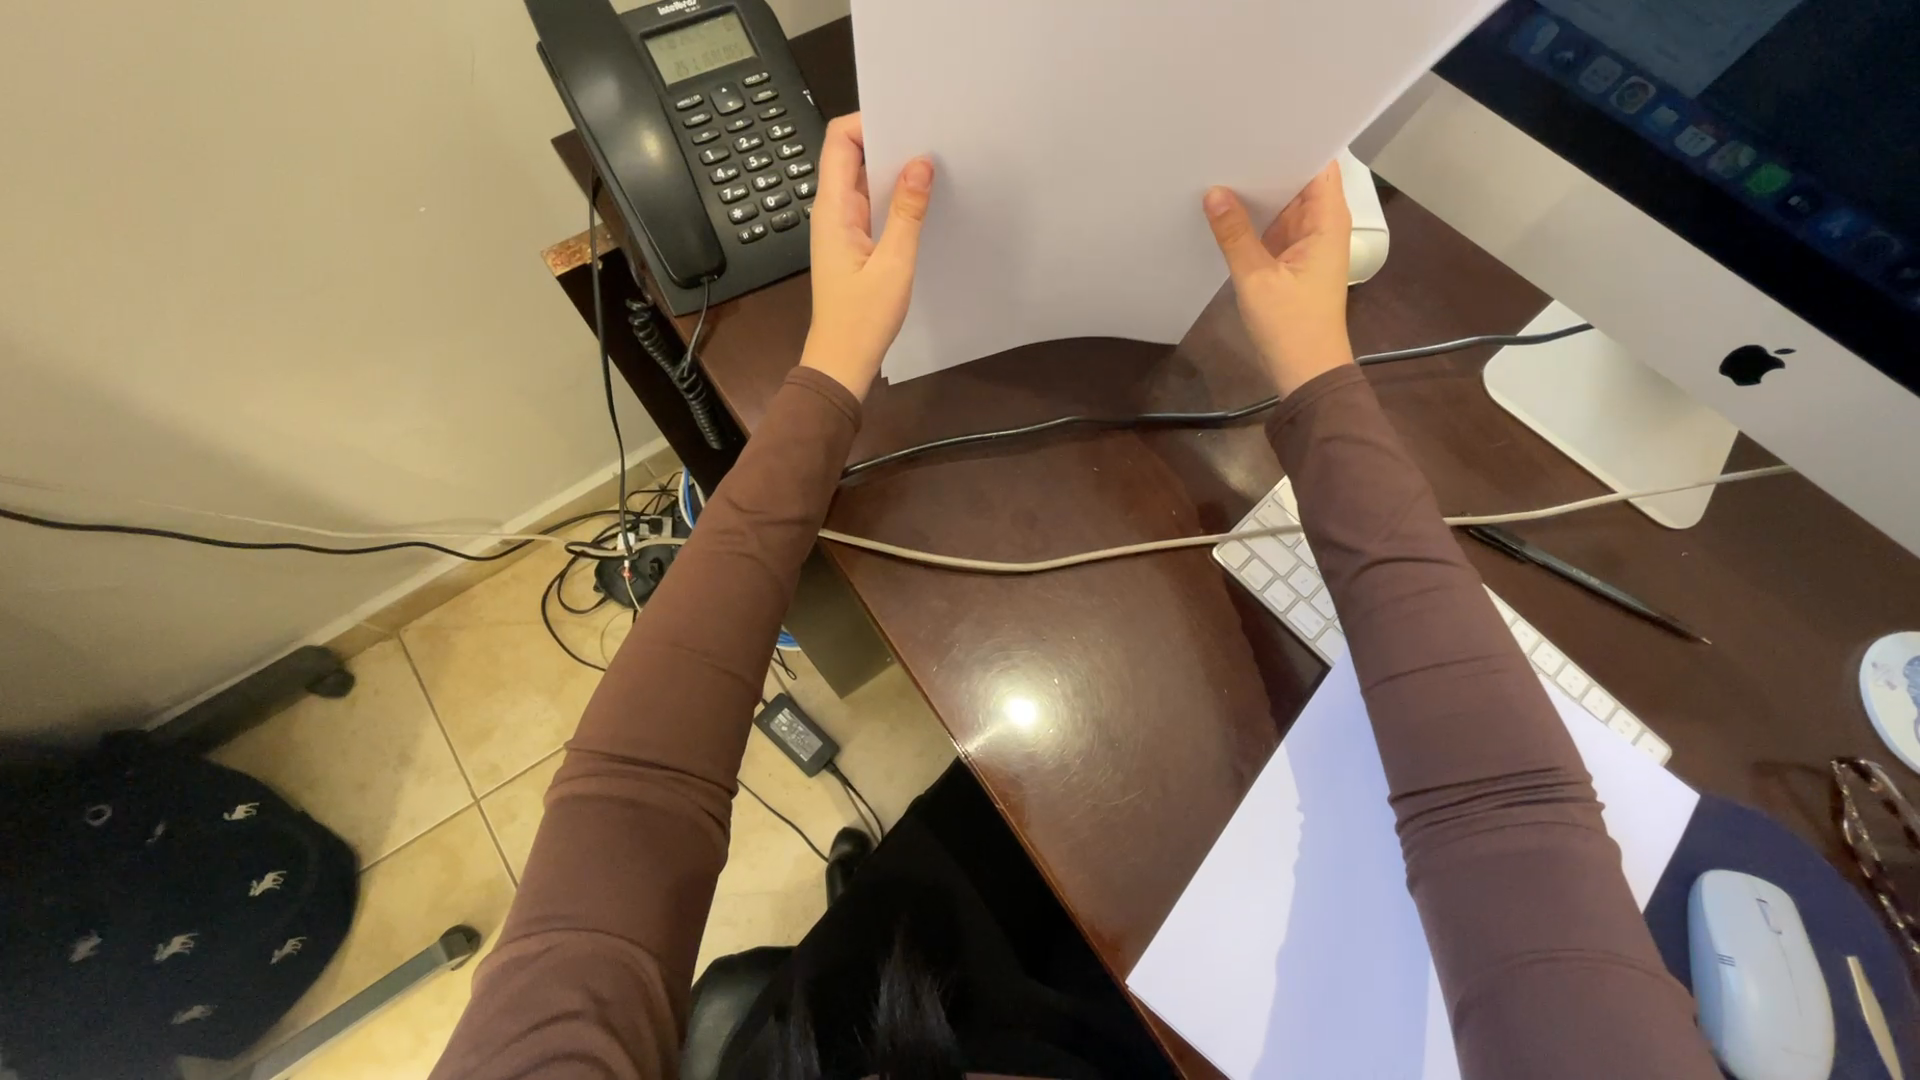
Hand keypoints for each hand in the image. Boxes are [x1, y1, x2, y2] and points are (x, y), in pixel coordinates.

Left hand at [799, 113, 934, 399]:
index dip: (869, 120)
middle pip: (853, 156)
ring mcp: (842, 229)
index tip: (908, 121)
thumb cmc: (862, 320)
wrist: (841, 362)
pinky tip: (920, 205)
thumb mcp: (894, 265)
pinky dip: (894, 201)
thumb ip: (908, 212)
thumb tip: (921, 163)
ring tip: (932, 169)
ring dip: (894, 173)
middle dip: (889, 142)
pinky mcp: (853, 245)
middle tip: (930, 141)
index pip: (840, 140)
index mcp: (833, 209)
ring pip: (866, 183)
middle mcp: (832, 212)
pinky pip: (872, 208)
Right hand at [1204, 163, 1354, 398]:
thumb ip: (1234, 234)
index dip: (1293, 140)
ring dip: (1257, 193)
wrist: (1305, 371)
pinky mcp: (1291, 261)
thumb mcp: (1256, 278)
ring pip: (1282, 205)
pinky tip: (1225, 209)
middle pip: (1297, 180)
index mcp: (1327, 220)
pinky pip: (1272, 229)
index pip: (1317, 162)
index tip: (1260, 123)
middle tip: (1228, 141)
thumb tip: (1213, 193)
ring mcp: (1306, 243)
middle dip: (1266, 163)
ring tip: (1220, 168)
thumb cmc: (1291, 326)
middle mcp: (1322, 225)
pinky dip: (1254, 220)